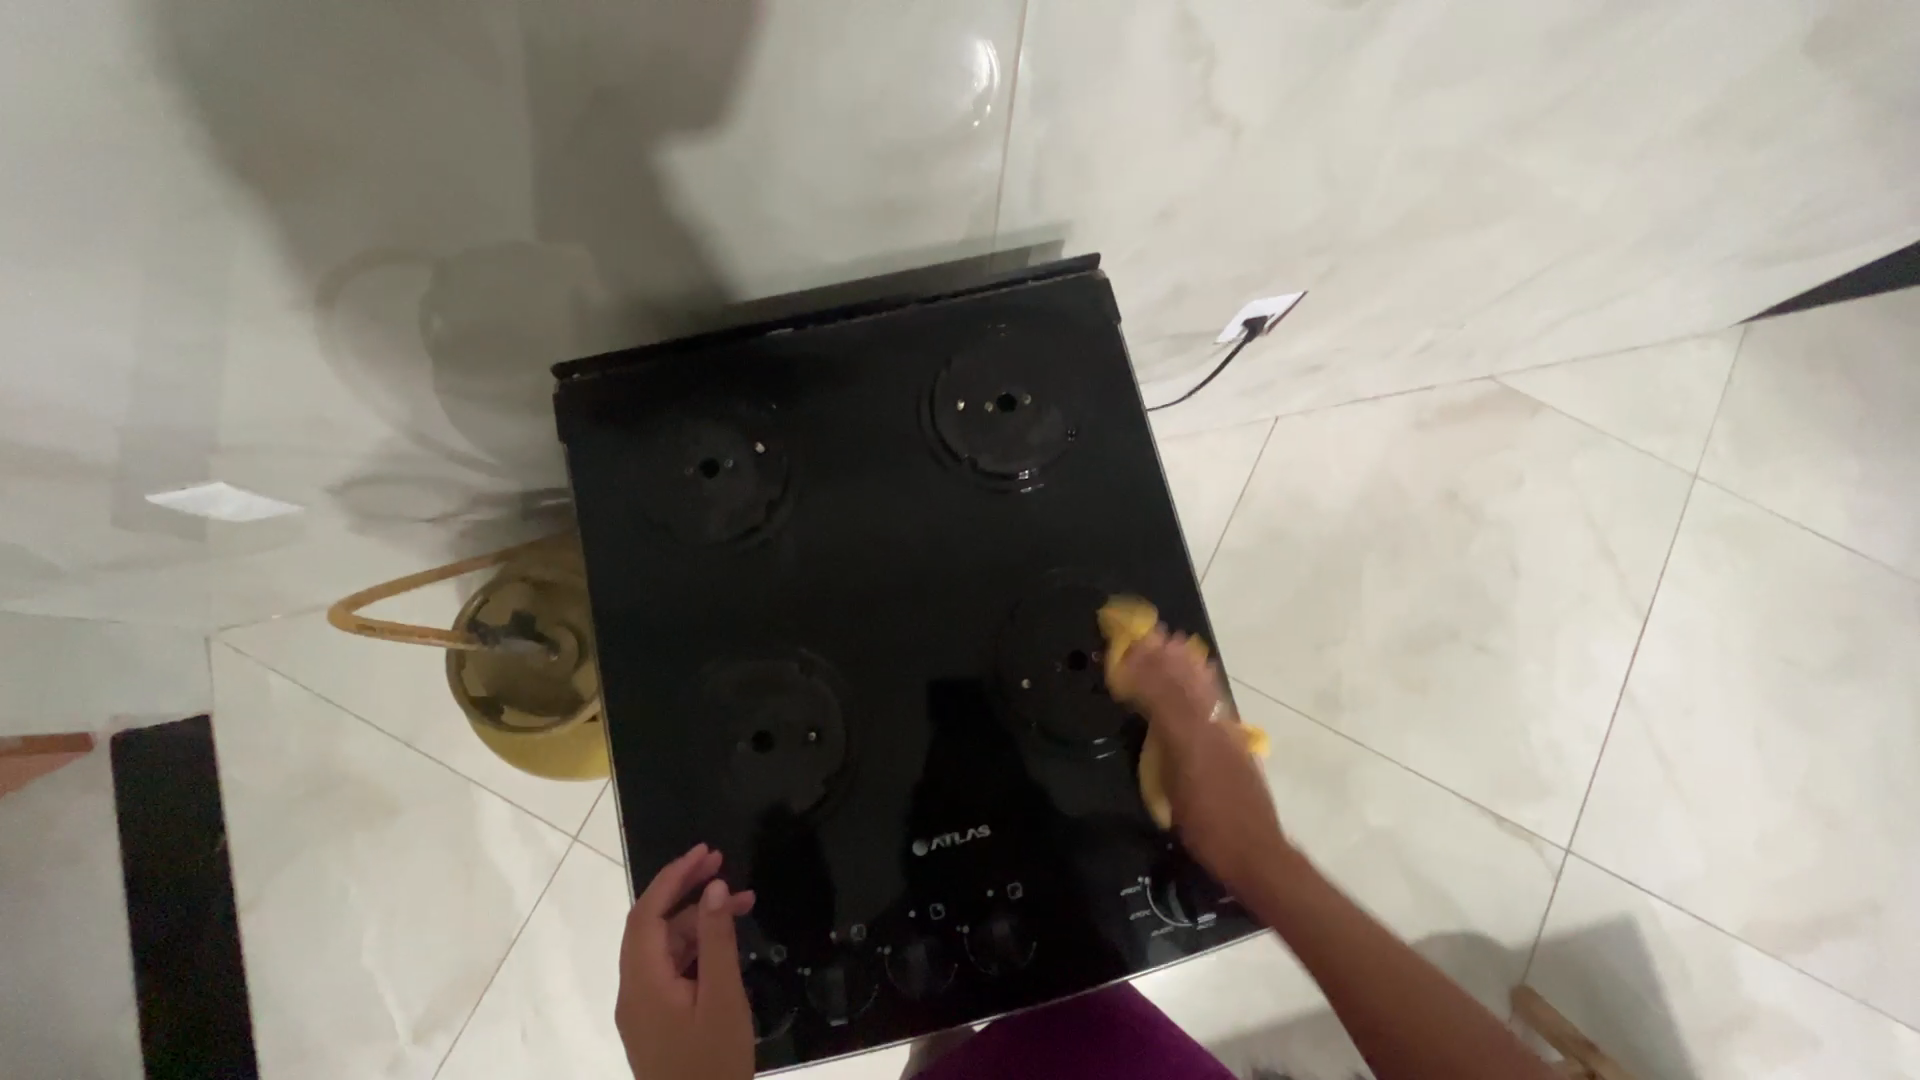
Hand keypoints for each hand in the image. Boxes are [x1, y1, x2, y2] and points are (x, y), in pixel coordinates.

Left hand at [616, 844, 758, 1079]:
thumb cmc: (713, 1064)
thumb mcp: (723, 998)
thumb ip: (717, 940)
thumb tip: (712, 888)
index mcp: (642, 983)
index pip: (646, 914)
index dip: (673, 877)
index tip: (706, 853)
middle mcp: (634, 991)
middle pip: (651, 926)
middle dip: (684, 889)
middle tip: (722, 863)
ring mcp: (644, 1009)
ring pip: (665, 947)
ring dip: (698, 918)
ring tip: (744, 901)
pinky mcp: (658, 1022)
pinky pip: (672, 969)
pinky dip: (698, 946)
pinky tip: (728, 941)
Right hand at [1120, 628, 1290, 895]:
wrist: (1254, 853)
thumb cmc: (1209, 823)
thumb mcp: (1176, 781)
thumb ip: (1162, 733)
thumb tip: (1141, 695)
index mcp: (1192, 733)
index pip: (1163, 689)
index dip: (1143, 667)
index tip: (1126, 645)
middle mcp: (1211, 726)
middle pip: (1184, 684)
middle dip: (1164, 658)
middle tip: (1149, 633)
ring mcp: (1225, 738)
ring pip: (1202, 691)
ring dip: (1184, 664)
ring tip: (1174, 642)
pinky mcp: (1233, 750)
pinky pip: (1214, 704)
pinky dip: (1205, 682)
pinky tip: (1202, 674)